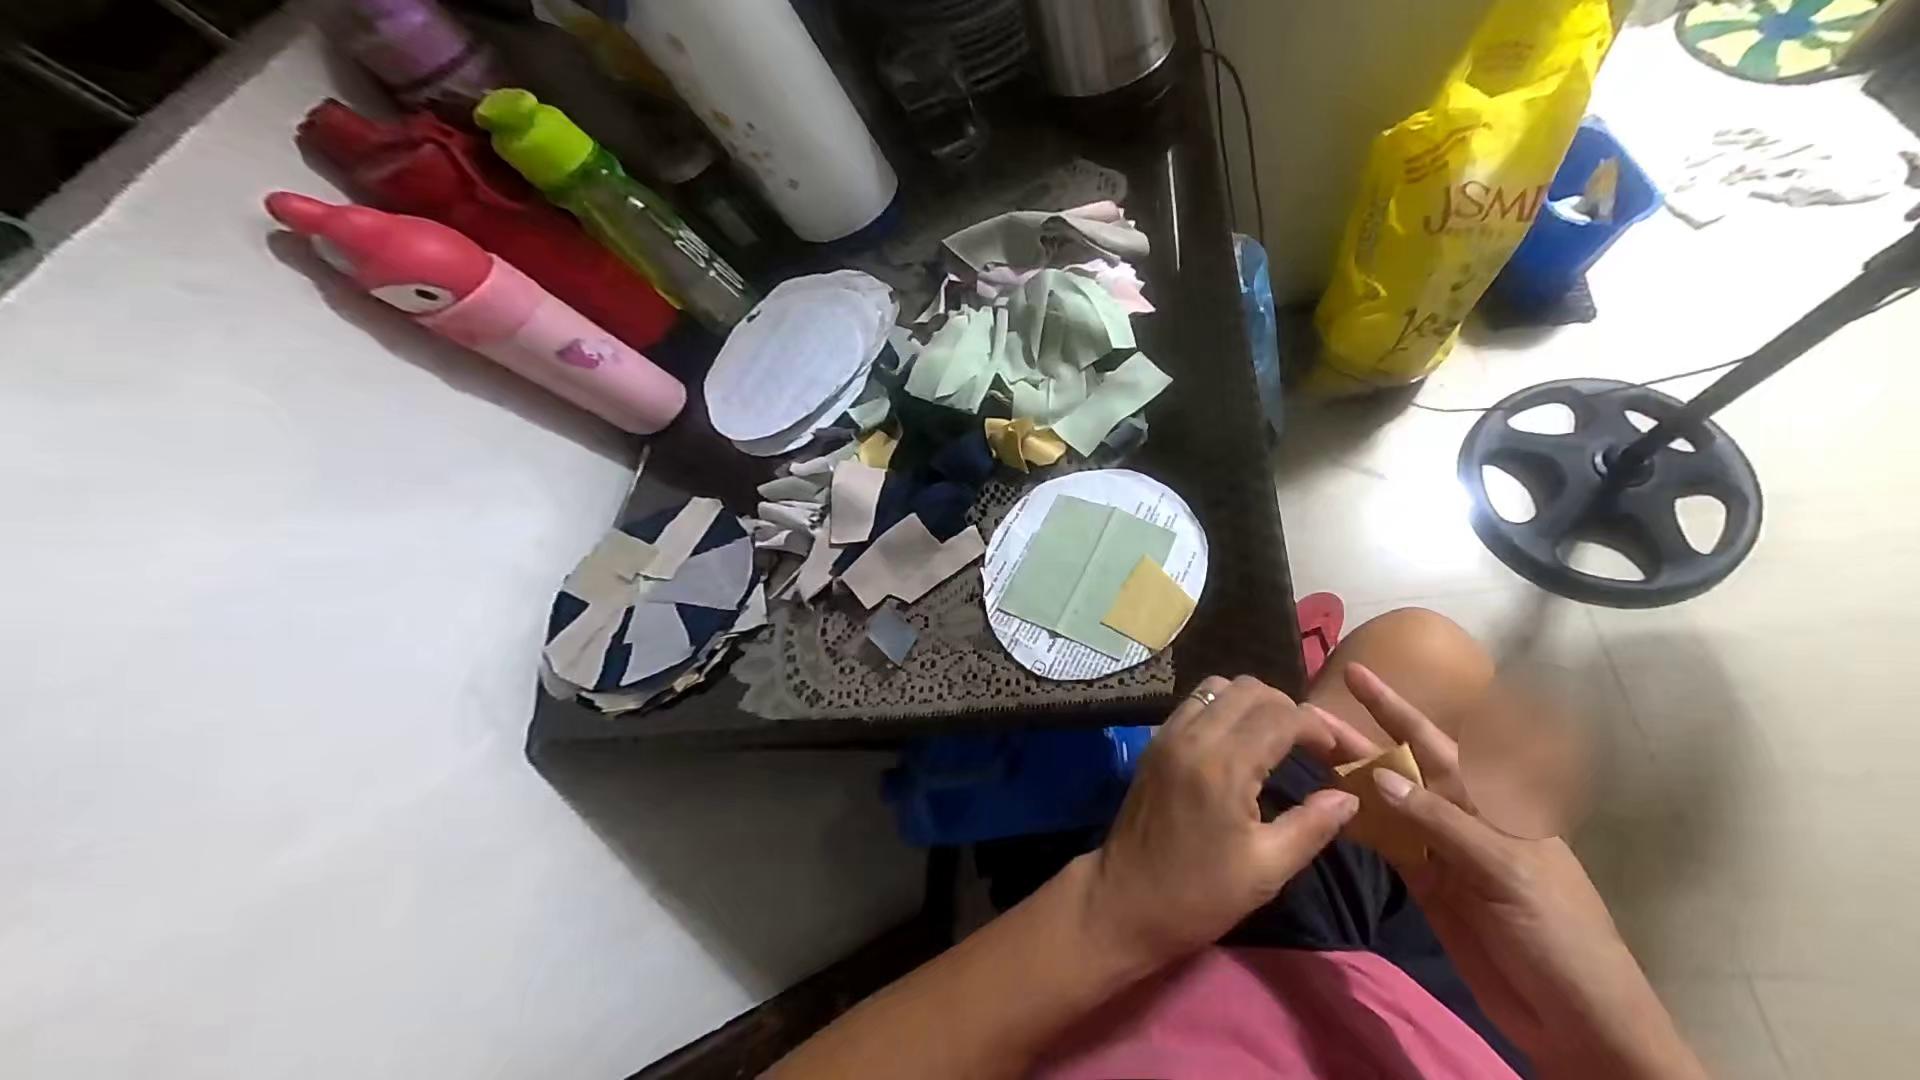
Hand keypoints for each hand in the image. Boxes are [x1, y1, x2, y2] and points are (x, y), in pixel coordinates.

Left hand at [1086, 675, 1360, 968]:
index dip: (1315, 726)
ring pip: (1216, 687)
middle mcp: (1193, 737)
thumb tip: (1348, 797)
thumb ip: (1312, 825)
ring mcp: (1167, 735)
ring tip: (1274, 737)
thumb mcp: (1267, 868)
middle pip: (1247, 689)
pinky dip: (1220, 708)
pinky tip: (1236, 741)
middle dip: (1286, 707)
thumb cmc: (1200, 893)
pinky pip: (1193, 704)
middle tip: (1306, 742)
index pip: (1280, 716)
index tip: (1333, 752)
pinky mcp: (1153, 743)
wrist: (1125, 899)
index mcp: (1224, 766)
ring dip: (1251, 702)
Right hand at [1322, 663, 1706, 1079]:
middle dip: (1357, 739)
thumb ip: (1439, 822)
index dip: (1394, 708)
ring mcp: (1440, 850)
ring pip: (1384, 802)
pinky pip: (1383, 842)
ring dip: (1348, 777)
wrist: (1578, 1025)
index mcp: (1493, 804)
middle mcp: (1461, 817)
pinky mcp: (1425, 883)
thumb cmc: (1562, 939)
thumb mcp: (1508, 872)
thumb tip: (1377, 774)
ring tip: (1306, 752)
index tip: (1357, 675)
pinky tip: (1328, 804)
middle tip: (1307, 717)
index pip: (1435, 744)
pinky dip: (1356, 822)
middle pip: (1399, 767)